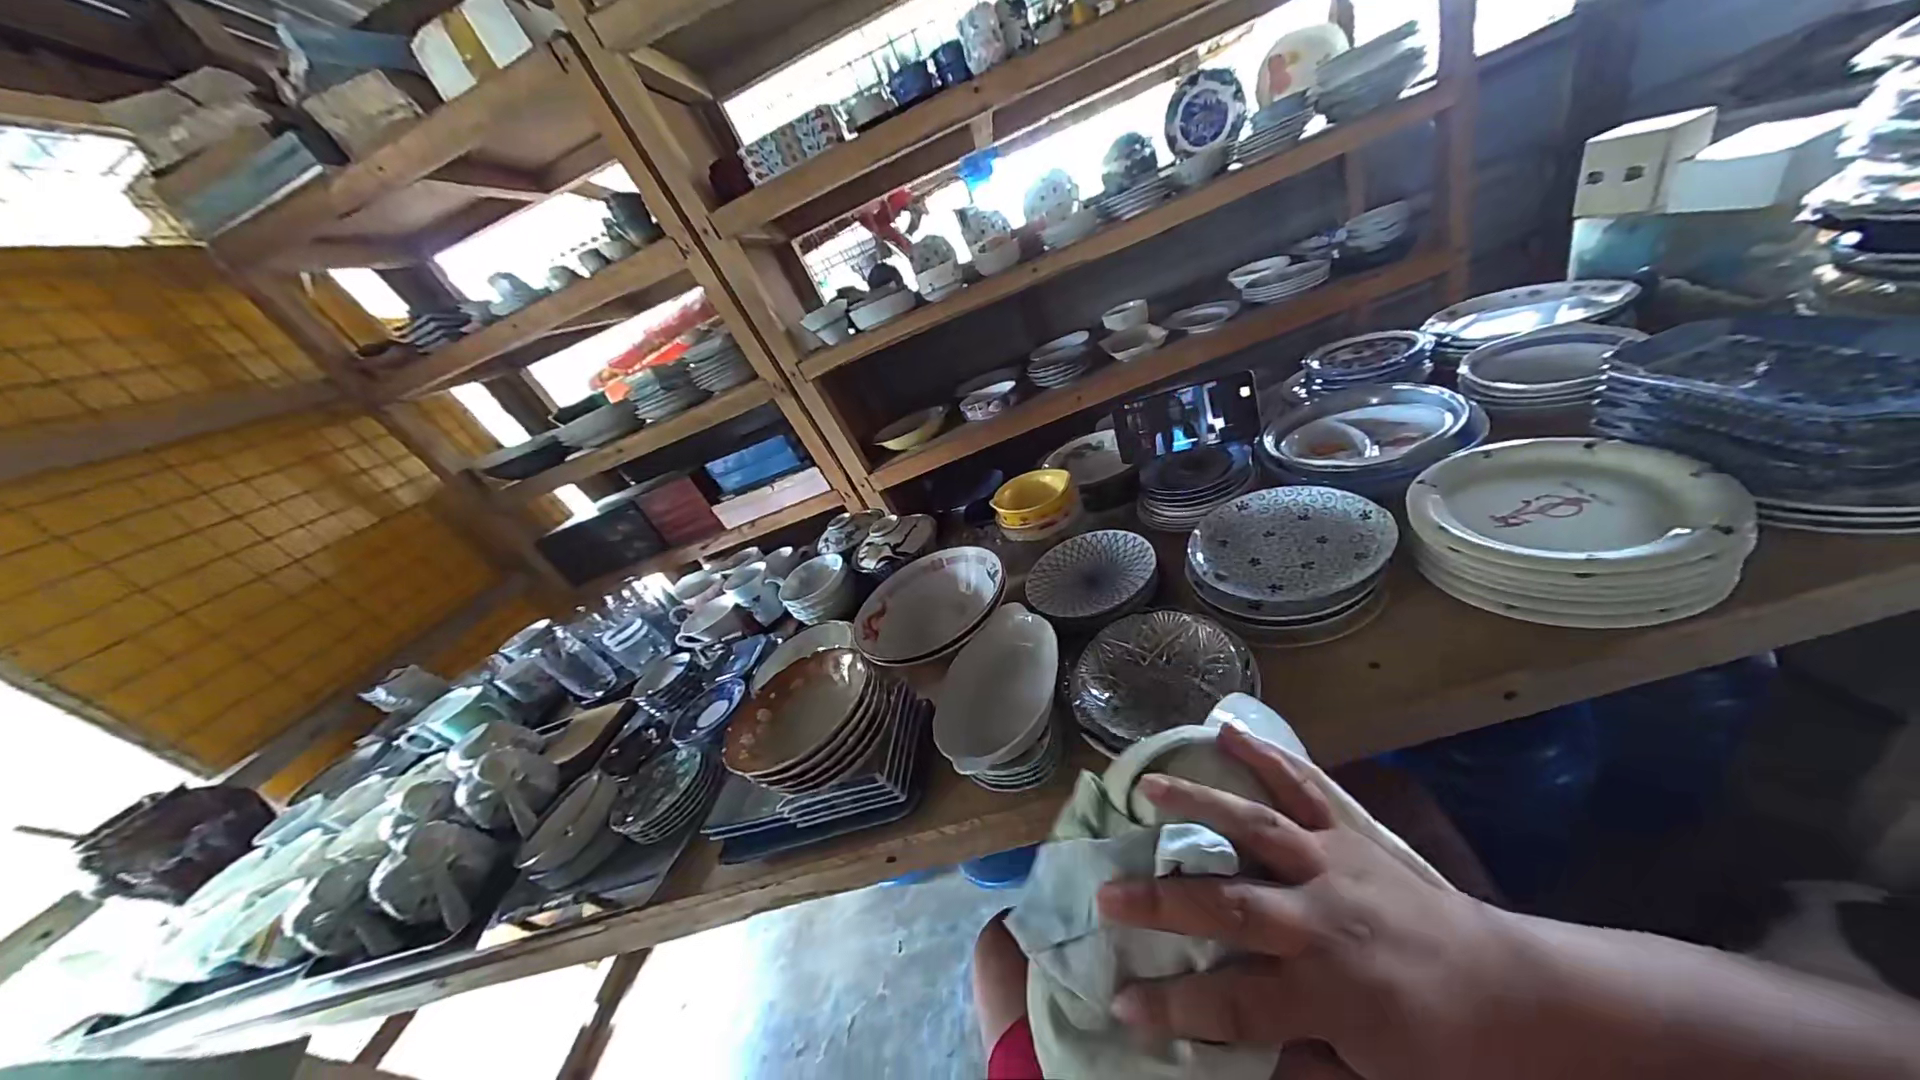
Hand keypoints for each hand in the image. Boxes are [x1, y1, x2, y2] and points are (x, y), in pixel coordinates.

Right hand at [1096, 725, 1528, 1079]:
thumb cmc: (1446, 1051)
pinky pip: (1303, 788)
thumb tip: (1221, 1053)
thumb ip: (1294, 1060)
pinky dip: (1265, 757)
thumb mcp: (1372, 1079)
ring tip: (1146, 787)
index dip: (1172, 1007)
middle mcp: (1320, 921)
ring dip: (1197, 805)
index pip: (1231, 1003)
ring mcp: (1333, 866)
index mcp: (1327, 993)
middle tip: (1106, 895)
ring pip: (1255, 828)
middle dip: (1161, 902)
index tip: (1121, 1003)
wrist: (1519, 997)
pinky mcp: (1350, 836)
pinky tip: (1227, 730)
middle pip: (1228, 906)